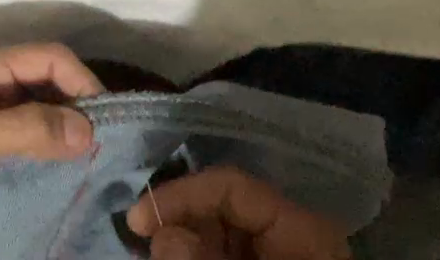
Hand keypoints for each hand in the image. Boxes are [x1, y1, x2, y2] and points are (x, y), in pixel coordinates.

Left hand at [0, 44, 105, 259]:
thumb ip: (24, 128)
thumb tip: (88, 128)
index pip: (45, 59)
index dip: (80, 80)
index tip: (110, 119)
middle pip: (51, 90)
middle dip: (83, 111)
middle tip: (117, 146)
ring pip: (49, 129)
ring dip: (77, 144)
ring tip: (109, 168)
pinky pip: (40, 166)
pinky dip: (64, 172)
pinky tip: (83, 187)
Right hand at [126, 166, 351, 259]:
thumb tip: (163, 236)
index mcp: (301, 231)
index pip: (231, 187)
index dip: (181, 196)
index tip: (138, 222)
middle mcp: (291, 241)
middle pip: (222, 213)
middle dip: (179, 225)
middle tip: (142, 244)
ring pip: (219, 243)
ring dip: (185, 248)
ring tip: (156, 256)